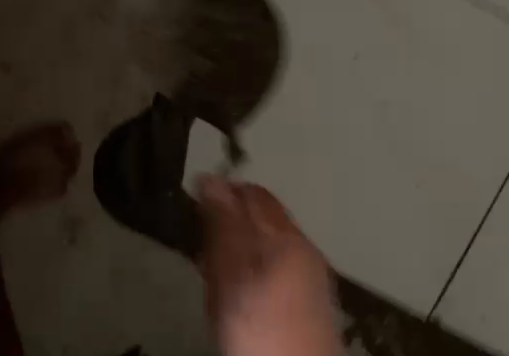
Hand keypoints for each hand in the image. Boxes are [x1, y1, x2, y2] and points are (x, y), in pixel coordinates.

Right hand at [197, 177, 343, 355]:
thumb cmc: (258, 329)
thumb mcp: (230, 275)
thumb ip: (222, 225)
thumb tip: (210, 179)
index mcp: (286, 237)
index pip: (253, 193)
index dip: (222, 191)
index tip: (195, 204)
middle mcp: (304, 248)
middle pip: (263, 217)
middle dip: (230, 222)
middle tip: (203, 247)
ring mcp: (313, 275)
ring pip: (269, 243)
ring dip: (241, 247)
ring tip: (217, 273)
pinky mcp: (314, 300)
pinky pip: (278, 266)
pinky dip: (256, 267)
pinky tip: (241, 293)